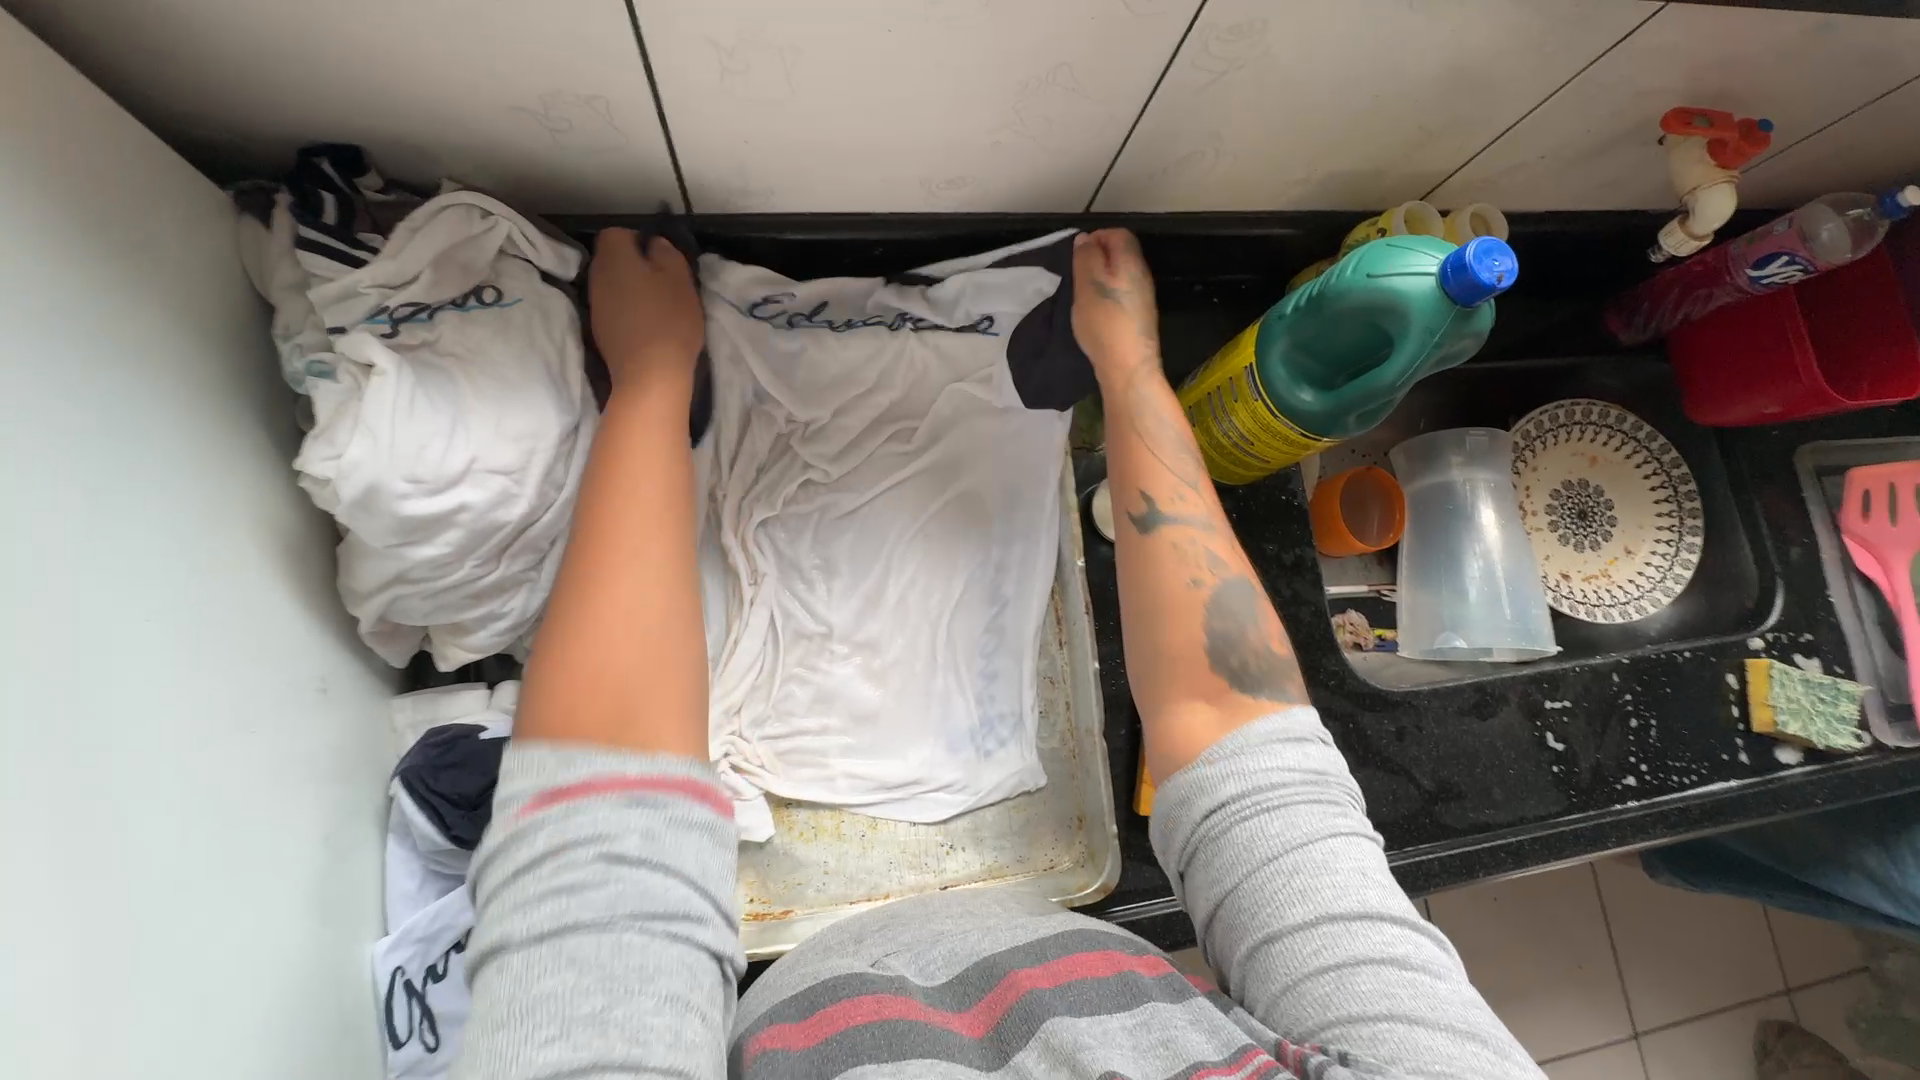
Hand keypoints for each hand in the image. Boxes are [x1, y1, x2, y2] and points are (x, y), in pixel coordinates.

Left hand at [589, 227, 703, 393]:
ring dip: (631, 290)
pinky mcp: (599, 331)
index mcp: (614, 258)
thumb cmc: (668, 321)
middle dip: (634, 266)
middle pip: (611, 260)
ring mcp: (595, 306)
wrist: (650, 375)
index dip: (638, 241)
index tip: (660, 259)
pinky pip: (614, 309)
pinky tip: (647, 327)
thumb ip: (666, 253)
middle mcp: (596, 276)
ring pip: (612, 285)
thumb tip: (654, 244)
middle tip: (663, 283)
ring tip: (657, 307)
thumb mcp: (680, 280)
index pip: (616, 233)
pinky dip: (628, 312)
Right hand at [1071, 228, 1160, 383]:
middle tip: (1077, 276)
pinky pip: (1122, 295)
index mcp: (1130, 260)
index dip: (1096, 238)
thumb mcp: (1087, 284)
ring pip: (1120, 276)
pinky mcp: (1139, 317)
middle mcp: (1142, 274)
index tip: (1077, 255)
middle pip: (1121, 254)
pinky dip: (1108, 297)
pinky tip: (1096, 313)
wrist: (1128, 366)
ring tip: (1083, 296)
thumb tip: (1086, 238)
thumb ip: (1086, 257)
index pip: (1117, 234)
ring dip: (1101, 280)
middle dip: (1098, 259)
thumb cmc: (1104, 321)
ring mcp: (1143, 297)